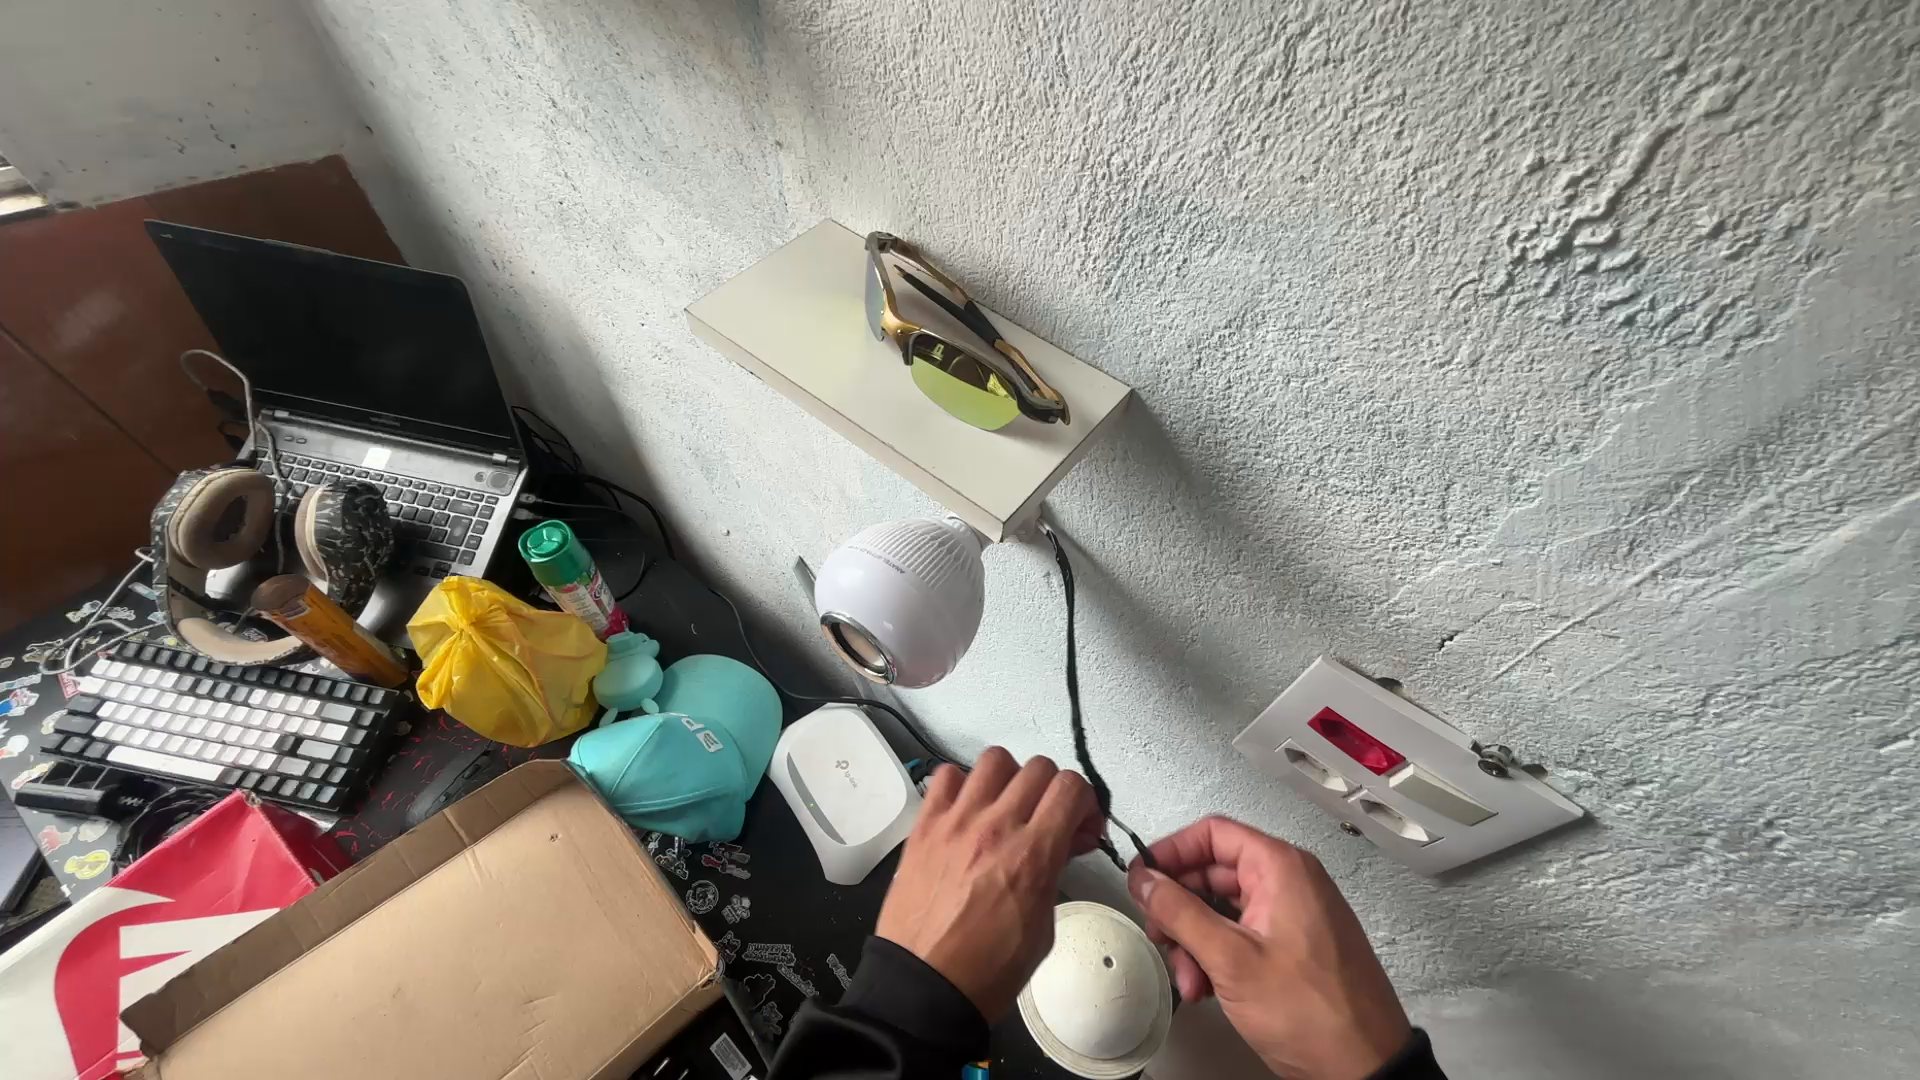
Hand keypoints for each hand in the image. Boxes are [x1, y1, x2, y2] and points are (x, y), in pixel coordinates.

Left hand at [875, 747, 1103, 1020]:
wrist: (923, 988)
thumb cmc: (986, 970)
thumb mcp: (1042, 927)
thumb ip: (1055, 871)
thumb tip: (1066, 838)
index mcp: (1032, 855)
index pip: (1071, 787)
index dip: (1085, 801)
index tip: (1080, 822)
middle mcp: (996, 827)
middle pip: (1039, 767)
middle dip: (1053, 789)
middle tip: (1048, 816)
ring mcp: (957, 820)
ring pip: (995, 758)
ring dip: (1010, 778)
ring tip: (1006, 806)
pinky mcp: (925, 824)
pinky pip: (947, 775)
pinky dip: (962, 785)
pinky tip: (966, 810)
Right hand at [1127, 817, 1411, 1079]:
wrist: (1370, 1076)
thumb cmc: (1307, 1011)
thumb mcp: (1230, 959)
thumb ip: (1179, 912)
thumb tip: (1142, 878)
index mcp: (1280, 867)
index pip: (1213, 834)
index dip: (1171, 851)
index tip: (1142, 879)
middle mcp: (1287, 881)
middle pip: (1213, 872)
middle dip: (1179, 908)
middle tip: (1157, 936)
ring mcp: (1292, 914)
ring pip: (1223, 907)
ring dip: (1195, 940)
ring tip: (1186, 980)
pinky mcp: (1294, 945)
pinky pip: (1242, 932)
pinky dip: (1217, 955)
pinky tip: (1205, 988)